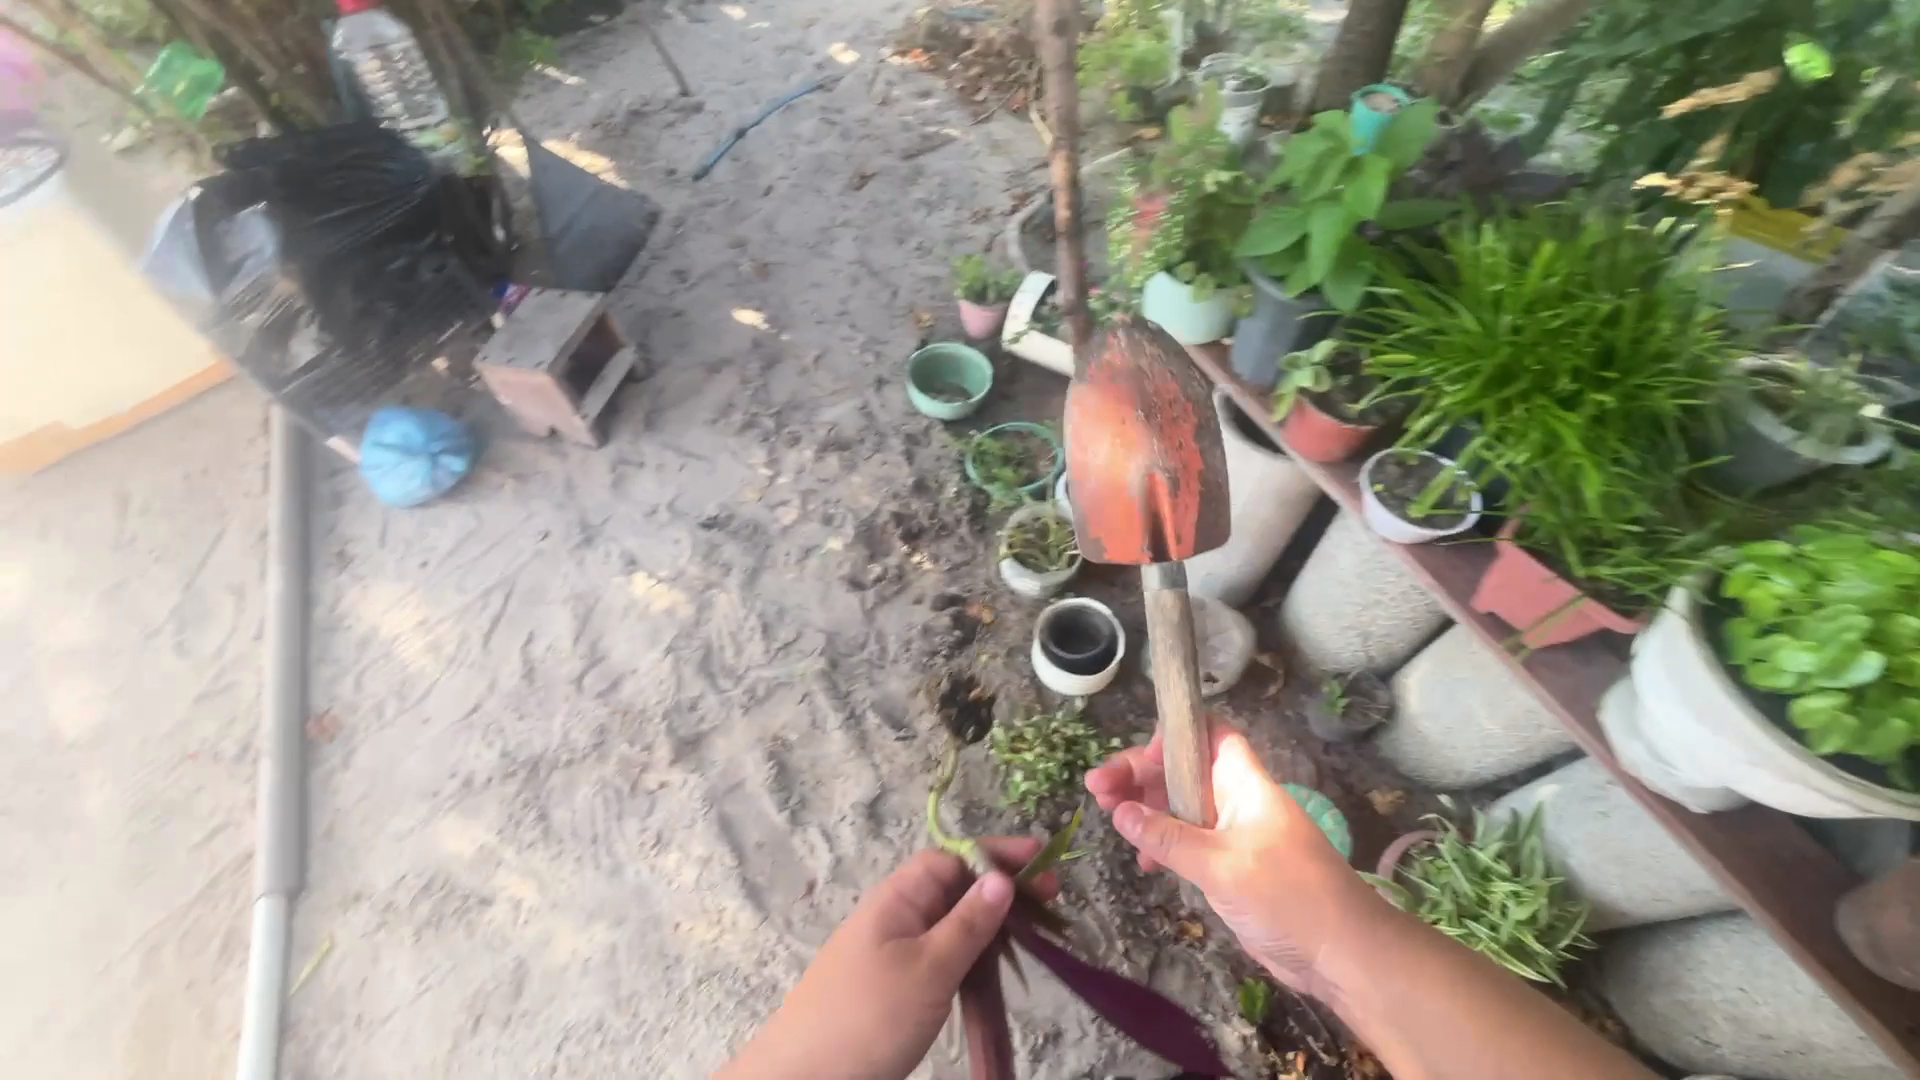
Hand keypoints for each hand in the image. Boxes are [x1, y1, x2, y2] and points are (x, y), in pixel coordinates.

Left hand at [720, 838, 1059, 1079]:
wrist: (804, 1078)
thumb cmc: (868, 1015)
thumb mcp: (928, 968)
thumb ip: (968, 924)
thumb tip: (1001, 876)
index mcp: (899, 896)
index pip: (953, 857)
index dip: (996, 854)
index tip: (1041, 855)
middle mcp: (898, 914)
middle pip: (956, 887)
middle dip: (1002, 887)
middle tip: (1052, 895)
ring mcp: (896, 950)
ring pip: (952, 923)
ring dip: (992, 921)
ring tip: (1035, 928)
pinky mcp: (898, 984)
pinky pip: (943, 954)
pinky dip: (973, 954)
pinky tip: (996, 964)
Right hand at [1085, 726, 1385, 995]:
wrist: (1346, 957)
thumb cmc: (1289, 897)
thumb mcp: (1221, 865)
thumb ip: (1167, 838)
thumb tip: (1120, 812)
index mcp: (1242, 782)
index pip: (1207, 734)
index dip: (1171, 736)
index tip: (1136, 761)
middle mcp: (1236, 799)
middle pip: (1181, 770)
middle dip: (1139, 775)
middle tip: (1097, 789)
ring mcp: (1234, 833)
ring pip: (1181, 806)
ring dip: (1145, 809)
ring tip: (1106, 816)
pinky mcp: (1232, 865)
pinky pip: (1189, 841)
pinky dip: (1163, 844)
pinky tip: (1144, 862)